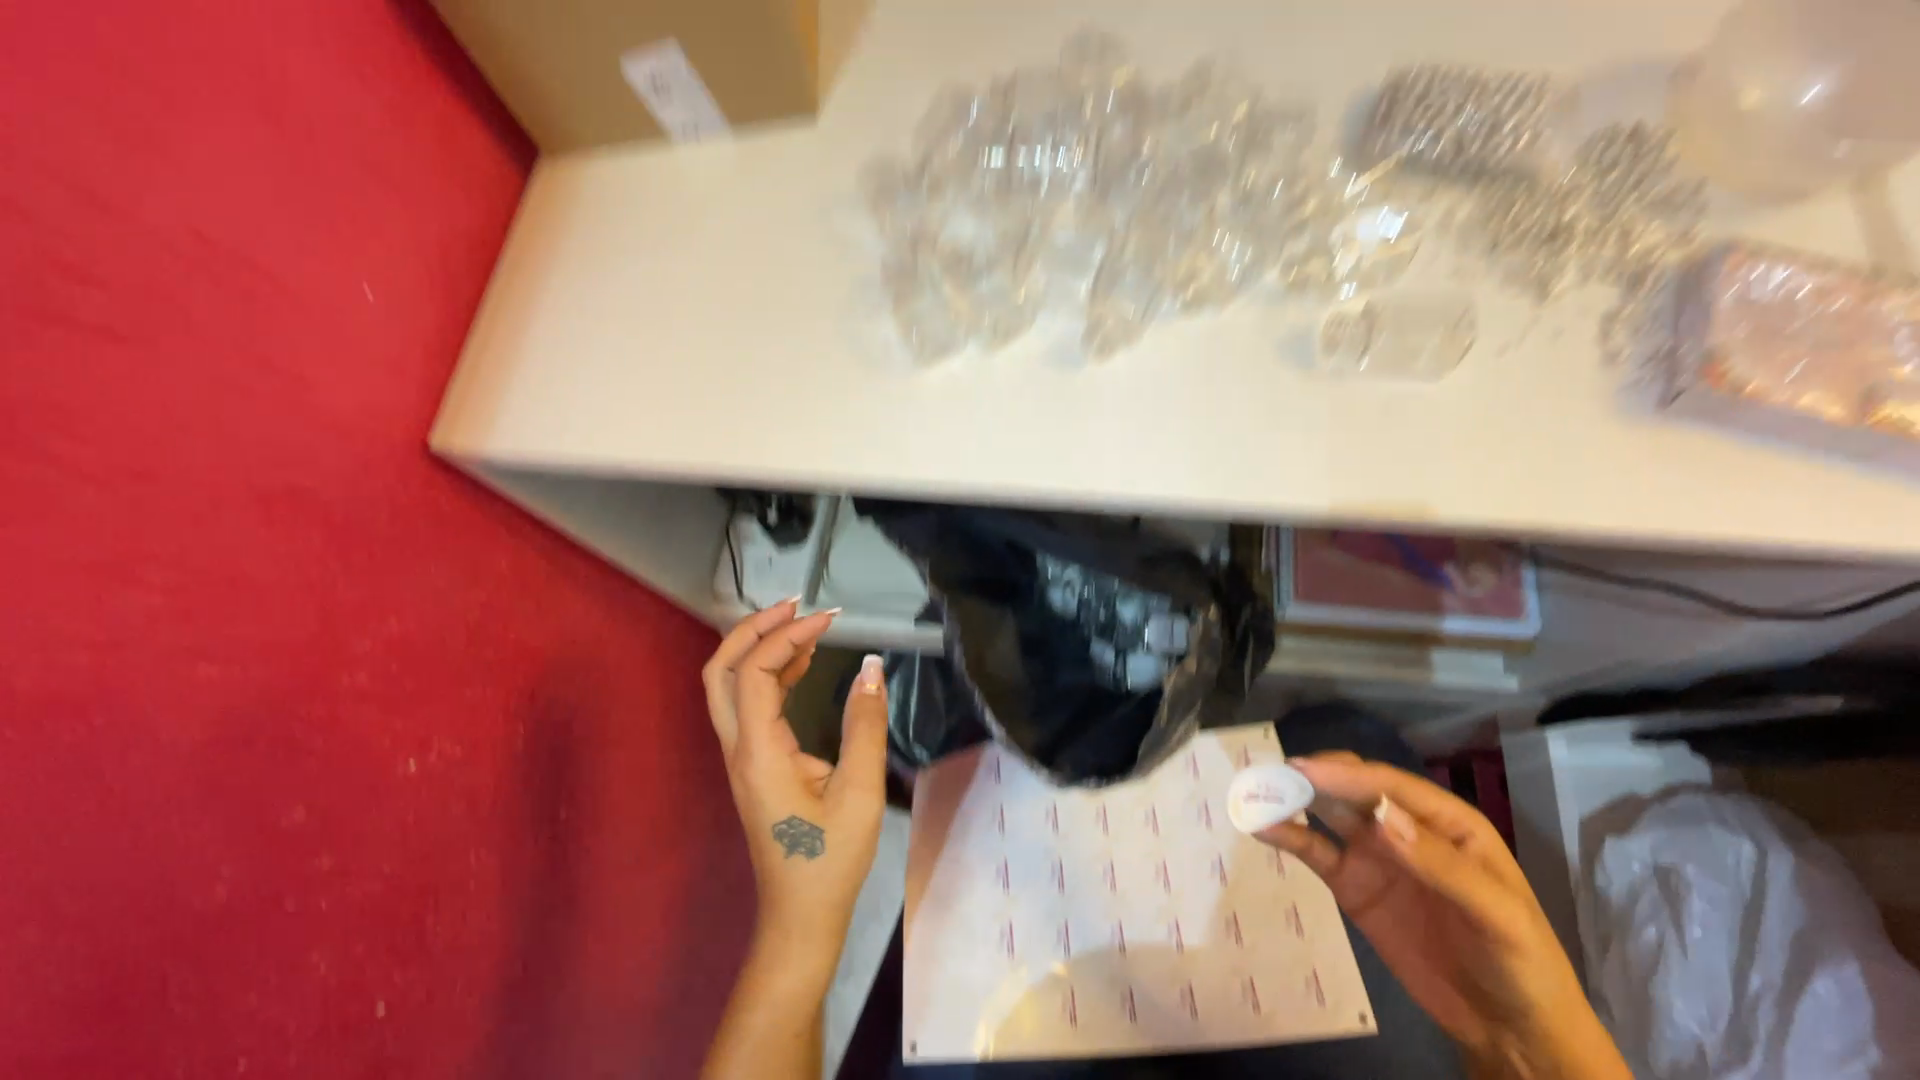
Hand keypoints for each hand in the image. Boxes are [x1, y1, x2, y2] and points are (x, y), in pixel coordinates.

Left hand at [703, 602, 891, 965]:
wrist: (801, 915)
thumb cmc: (830, 859)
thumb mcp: (860, 792)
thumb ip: (865, 725)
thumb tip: (872, 668)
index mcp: (758, 752)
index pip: (754, 672)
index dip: (787, 636)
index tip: (830, 620)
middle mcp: (738, 748)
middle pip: (720, 671)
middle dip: (754, 629)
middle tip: (798, 604)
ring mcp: (741, 757)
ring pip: (730, 686)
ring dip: (760, 648)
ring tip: (806, 625)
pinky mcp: (753, 765)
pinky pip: (749, 705)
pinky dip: (771, 675)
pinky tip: (804, 665)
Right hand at [1256, 753, 1629, 1079]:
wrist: (1510, 1029)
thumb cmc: (1520, 962)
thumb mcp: (1494, 912)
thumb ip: (1437, 862)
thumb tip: (1379, 814)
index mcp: (1447, 823)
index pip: (1389, 786)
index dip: (1345, 775)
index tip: (1300, 769)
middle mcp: (1404, 829)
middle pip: (1353, 790)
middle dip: (1313, 779)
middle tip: (1270, 776)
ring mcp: (1376, 857)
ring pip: (1328, 816)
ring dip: (1293, 802)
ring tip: (1254, 795)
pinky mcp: (1354, 888)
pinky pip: (1317, 854)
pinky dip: (1289, 838)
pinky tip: (1262, 828)